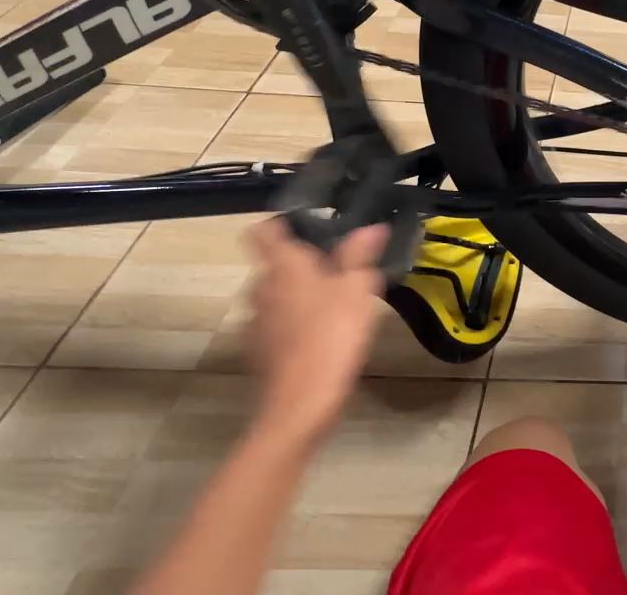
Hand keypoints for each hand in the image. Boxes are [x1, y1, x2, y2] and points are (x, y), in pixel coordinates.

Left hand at [244, 218, 389, 444]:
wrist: (301, 402)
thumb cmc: (332, 334)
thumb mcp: (358, 288)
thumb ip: (360, 254)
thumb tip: (371, 228)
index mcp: (283, 266)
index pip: (264, 230)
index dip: (283, 224)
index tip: (311, 227)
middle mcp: (261, 288)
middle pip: (274, 264)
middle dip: (302, 264)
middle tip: (339, 269)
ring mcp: (255, 321)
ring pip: (276, 295)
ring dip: (299, 294)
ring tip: (335, 304)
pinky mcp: (258, 350)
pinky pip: (276, 323)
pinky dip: (294, 322)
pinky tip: (322, 336)